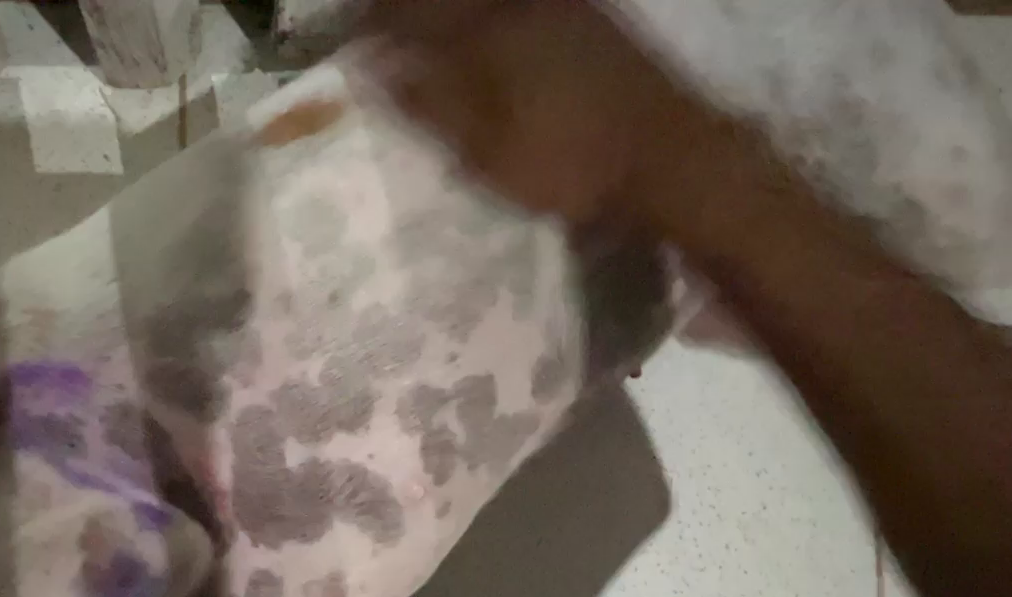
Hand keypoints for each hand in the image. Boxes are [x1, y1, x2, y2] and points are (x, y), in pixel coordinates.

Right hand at [367, 0, 736, 227]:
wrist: (665, 154)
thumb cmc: (568, 165)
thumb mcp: (488, 152)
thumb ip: (432, 107)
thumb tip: (375, 71)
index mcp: (488, 37)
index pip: (411, 19)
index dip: (373, 27)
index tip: (347, 40)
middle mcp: (518, 6)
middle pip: (444, 2)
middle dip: (402, 11)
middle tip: (374, 28)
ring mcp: (555, 4)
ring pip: (483, 4)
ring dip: (442, 14)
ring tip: (418, 31)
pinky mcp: (583, 13)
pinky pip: (518, 6)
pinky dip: (485, 17)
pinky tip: (480, 34)